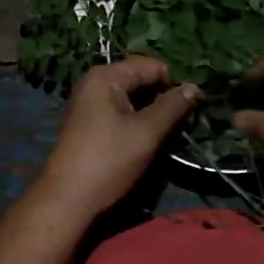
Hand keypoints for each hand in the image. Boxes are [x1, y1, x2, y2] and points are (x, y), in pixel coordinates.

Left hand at [33, 57, 200, 217]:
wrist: (67, 198)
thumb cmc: (108, 160)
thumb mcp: (146, 132)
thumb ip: (173, 106)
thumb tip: (195, 87)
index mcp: (106, 76)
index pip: (151, 66)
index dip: (175, 82)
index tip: (194, 107)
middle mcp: (95, 82)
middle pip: (141, 79)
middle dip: (165, 97)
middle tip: (187, 122)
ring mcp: (90, 102)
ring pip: (133, 97)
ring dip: (154, 111)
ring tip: (173, 132)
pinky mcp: (90, 121)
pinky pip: (121, 111)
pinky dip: (139, 120)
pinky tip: (151, 138)